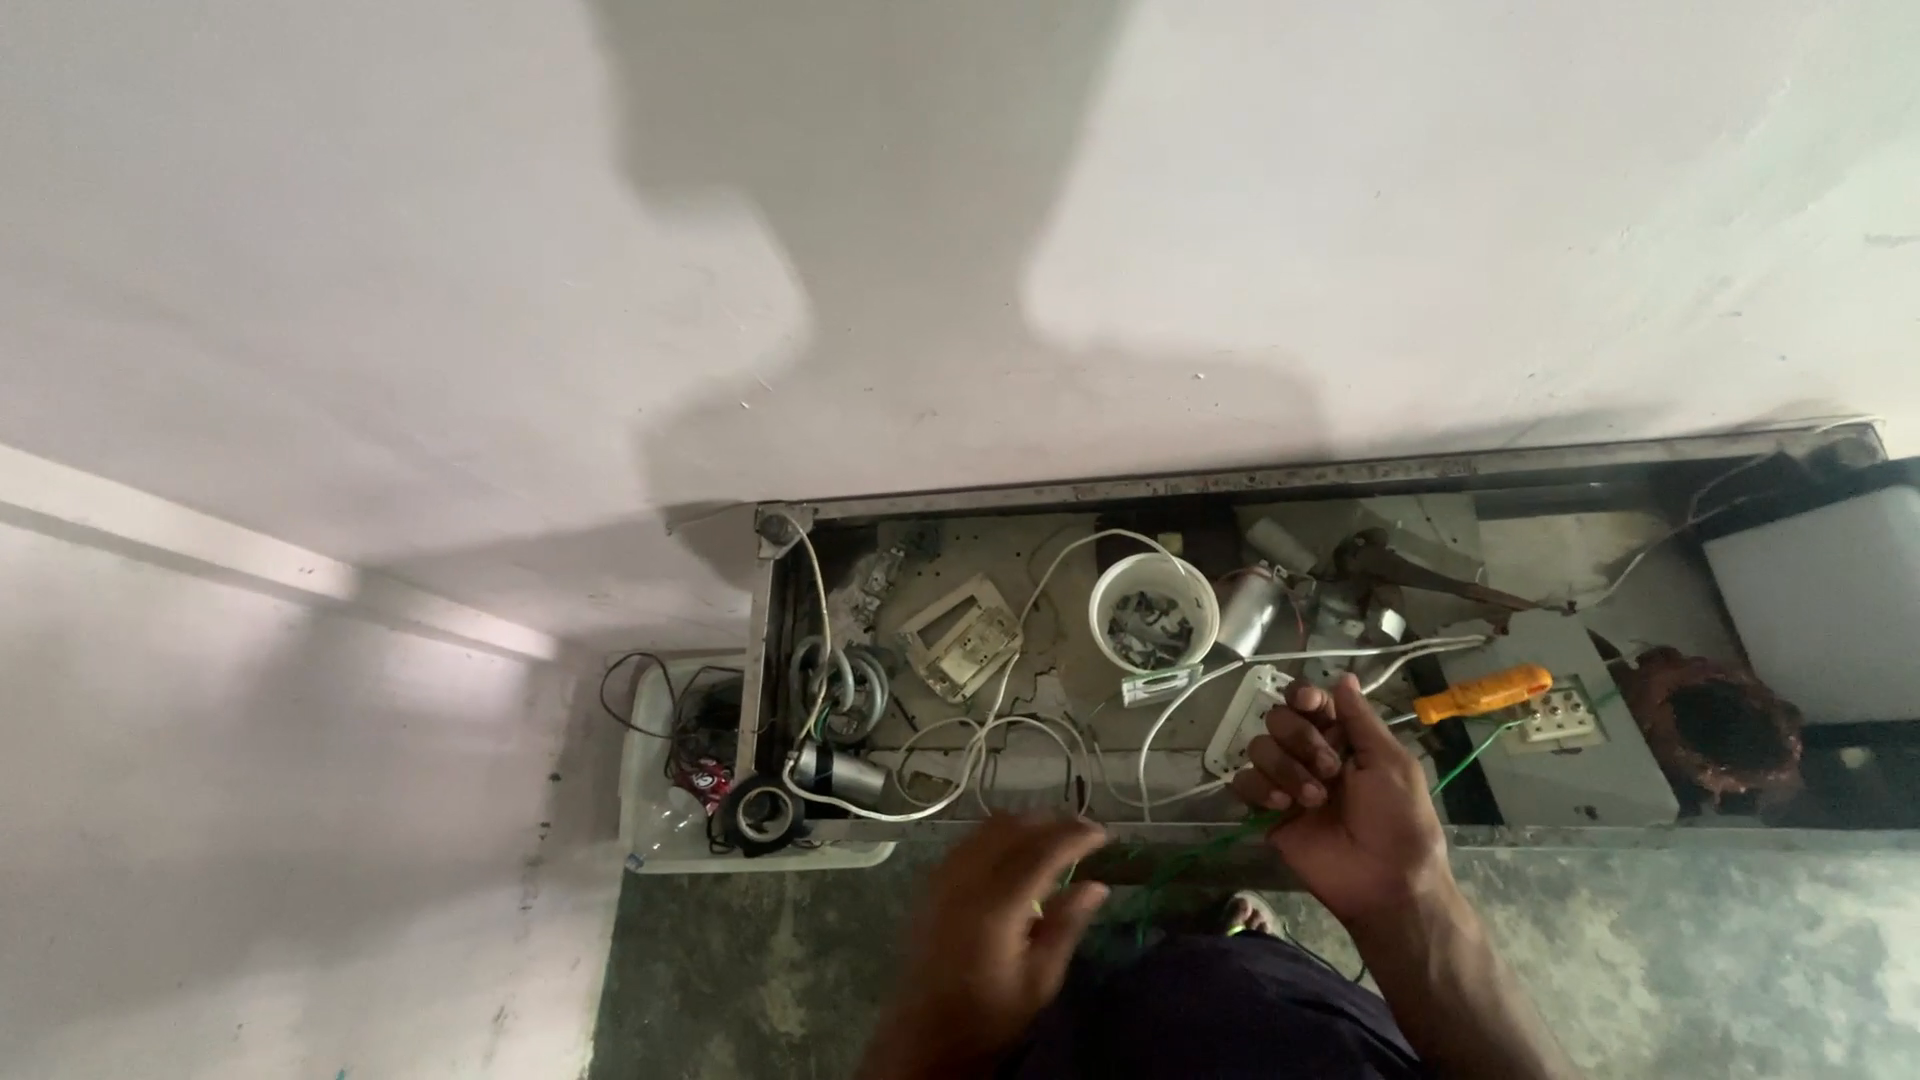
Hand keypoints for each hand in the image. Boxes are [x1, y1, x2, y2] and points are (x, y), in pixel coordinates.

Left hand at [856, 815, 1109, 1079]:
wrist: (925, 1032)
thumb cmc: (989, 1013)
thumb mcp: (1039, 980)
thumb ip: (1067, 925)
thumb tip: (1098, 886)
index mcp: (996, 906)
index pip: (1042, 852)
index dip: (1075, 836)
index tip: (1103, 834)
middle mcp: (967, 879)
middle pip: (1014, 827)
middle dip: (1053, 821)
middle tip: (1083, 831)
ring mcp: (945, 875)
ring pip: (990, 826)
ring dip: (1026, 822)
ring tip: (1055, 834)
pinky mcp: (934, 880)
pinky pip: (971, 838)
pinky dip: (1000, 831)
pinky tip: (1017, 846)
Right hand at [1229, 673, 1453, 930]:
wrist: (1385, 882)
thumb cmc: (1400, 821)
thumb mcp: (1393, 765)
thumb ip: (1361, 720)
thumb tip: (1345, 677)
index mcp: (1341, 740)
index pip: (1307, 702)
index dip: (1302, 696)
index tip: (1307, 703)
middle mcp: (1308, 755)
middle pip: (1277, 719)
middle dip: (1299, 739)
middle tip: (1329, 770)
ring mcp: (1284, 782)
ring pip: (1258, 747)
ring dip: (1285, 768)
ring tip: (1313, 799)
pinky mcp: (1265, 811)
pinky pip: (1242, 781)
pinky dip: (1259, 787)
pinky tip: (1282, 805)